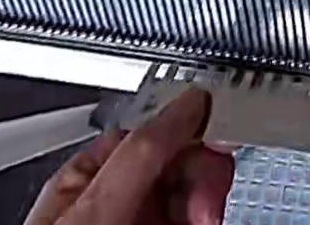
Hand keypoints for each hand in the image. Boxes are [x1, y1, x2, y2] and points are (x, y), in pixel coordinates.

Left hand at [26, 89, 234, 224]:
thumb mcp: (95, 210)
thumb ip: (144, 149)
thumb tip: (193, 97)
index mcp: (89, 177)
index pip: (157, 122)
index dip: (194, 117)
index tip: (221, 119)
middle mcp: (120, 195)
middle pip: (189, 149)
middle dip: (206, 165)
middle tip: (204, 188)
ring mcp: (147, 215)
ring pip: (205, 176)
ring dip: (212, 190)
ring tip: (201, 216)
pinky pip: (209, 203)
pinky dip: (213, 209)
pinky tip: (204, 220)